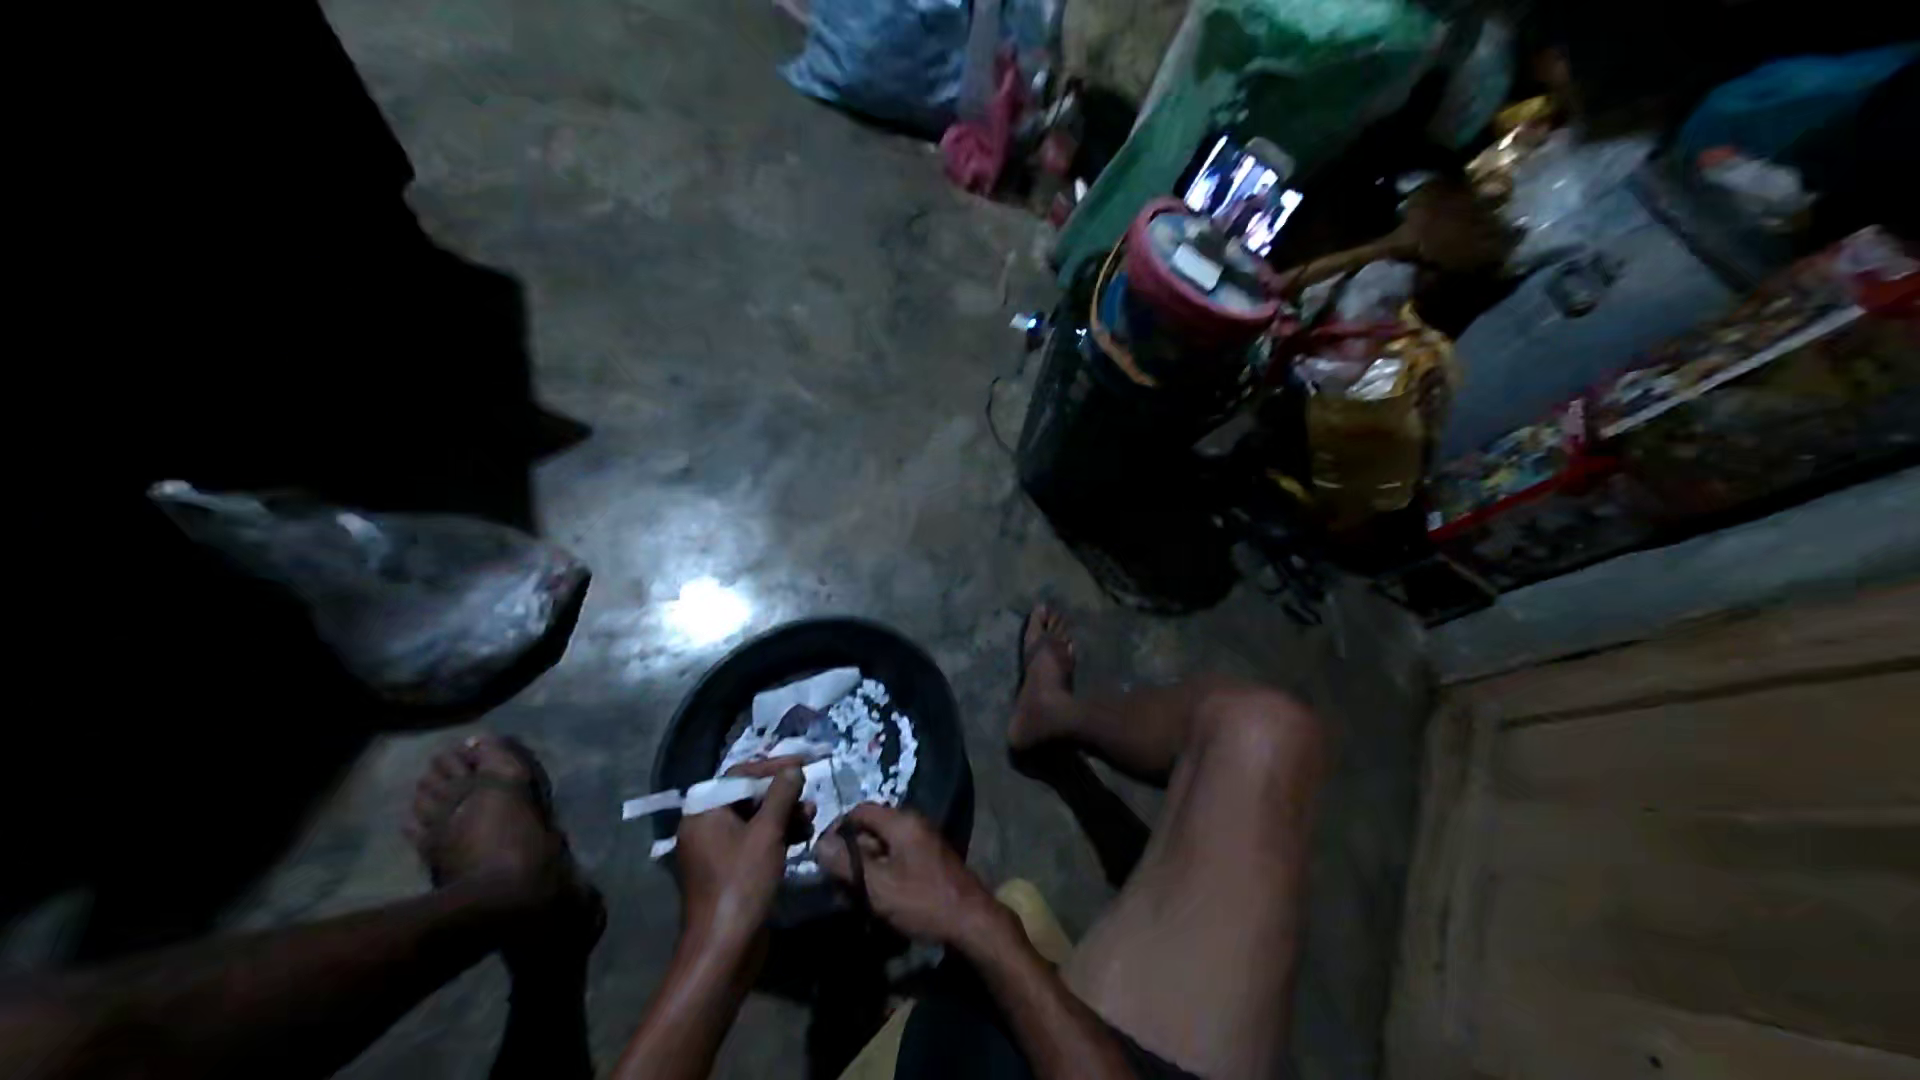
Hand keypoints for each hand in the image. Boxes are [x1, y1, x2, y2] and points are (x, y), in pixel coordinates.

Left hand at [673, 757, 807, 951]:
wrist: (725, 948)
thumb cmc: (743, 883)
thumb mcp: (767, 833)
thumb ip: (781, 795)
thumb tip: (793, 769)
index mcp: (704, 812)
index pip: (740, 774)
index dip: (774, 767)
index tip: (804, 764)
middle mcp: (705, 826)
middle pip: (748, 796)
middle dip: (782, 795)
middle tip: (810, 798)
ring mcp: (716, 850)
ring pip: (755, 819)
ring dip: (784, 815)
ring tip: (811, 818)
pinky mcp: (729, 869)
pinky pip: (754, 840)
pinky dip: (777, 835)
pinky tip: (801, 837)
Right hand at [816, 804, 1006, 949]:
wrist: (971, 922)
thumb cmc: (922, 900)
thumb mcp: (877, 885)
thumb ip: (846, 863)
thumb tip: (819, 844)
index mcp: (901, 821)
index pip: (860, 811)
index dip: (838, 829)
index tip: (823, 855)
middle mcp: (914, 824)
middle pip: (872, 829)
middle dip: (851, 853)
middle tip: (837, 881)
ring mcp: (924, 841)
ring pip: (884, 846)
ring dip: (867, 867)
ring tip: (853, 895)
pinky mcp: (930, 860)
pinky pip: (898, 858)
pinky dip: (884, 873)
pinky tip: (877, 898)